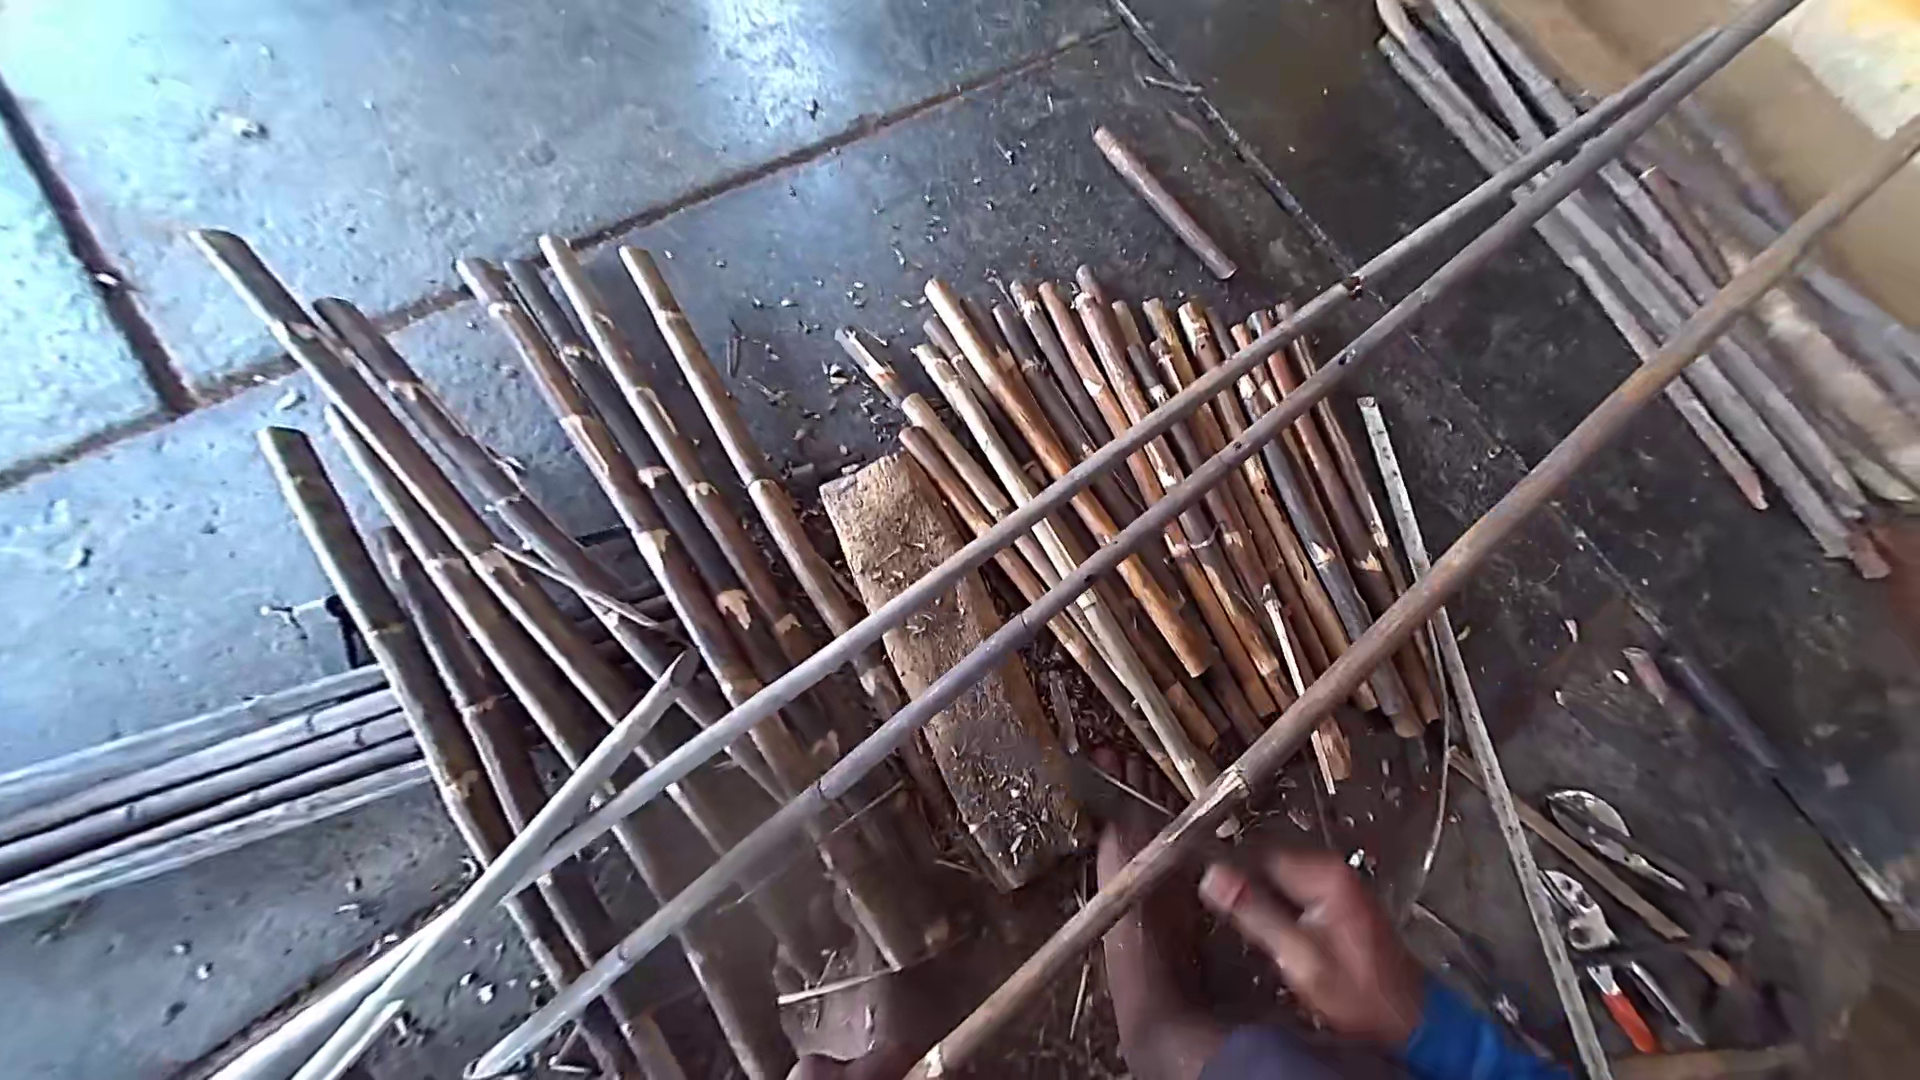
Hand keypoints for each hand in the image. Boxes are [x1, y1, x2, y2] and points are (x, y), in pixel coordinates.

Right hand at [1198, 848, 1423, 1045]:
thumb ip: (1254, 913)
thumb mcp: (1298, 956)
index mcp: (1324, 873)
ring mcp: (1337, 878)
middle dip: (1249, 885)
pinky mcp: (1337, 891)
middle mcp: (1333, 867)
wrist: (1410, 1022)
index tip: (1220, 893)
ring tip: (1263, 924)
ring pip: (1276, 873)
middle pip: (1266, 861)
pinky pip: (1291, 883)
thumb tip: (1214, 878)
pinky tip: (1281, 925)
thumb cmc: (1361, 995)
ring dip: (1263, 893)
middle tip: (1242, 915)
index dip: (1234, 874)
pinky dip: (1279, 899)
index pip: (1256, 853)